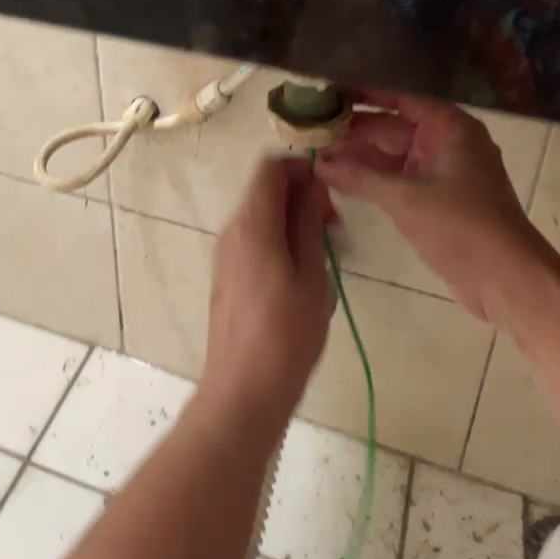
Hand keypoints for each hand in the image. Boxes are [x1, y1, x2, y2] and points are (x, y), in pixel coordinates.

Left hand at [200, 157, 335, 425]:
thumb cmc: (286, 335)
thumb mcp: (311, 276)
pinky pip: (253, 238)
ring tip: (324, 251)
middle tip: (334, 227)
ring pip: (260, 214)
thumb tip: (312, 186)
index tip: (330, 193)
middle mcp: (232, 230)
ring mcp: (225, 253)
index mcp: (252, 224)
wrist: (242, 391)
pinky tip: (302, 271)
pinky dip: (278, 238)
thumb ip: (309, 224)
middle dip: (301, 195)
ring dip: (292, 219)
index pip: (270, 167)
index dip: (301, 169)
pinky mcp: (226, 275)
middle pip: (265, 189)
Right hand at [315, 90, 559, 324]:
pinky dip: (372, 180)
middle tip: (311, 132)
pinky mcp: (437, 200)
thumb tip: (318, 163)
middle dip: (354, 132)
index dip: (362, 97)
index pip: (399, 99)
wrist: (506, 279)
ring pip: (393, 156)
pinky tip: (339, 180)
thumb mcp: (404, 197)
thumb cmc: (460, 226)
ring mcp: (442, 172)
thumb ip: (359, 177)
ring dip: (359, 158)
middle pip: (392, 128)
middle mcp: (446, 143)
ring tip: (316, 155)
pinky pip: (399, 180)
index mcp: (449, 127)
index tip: (326, 95)